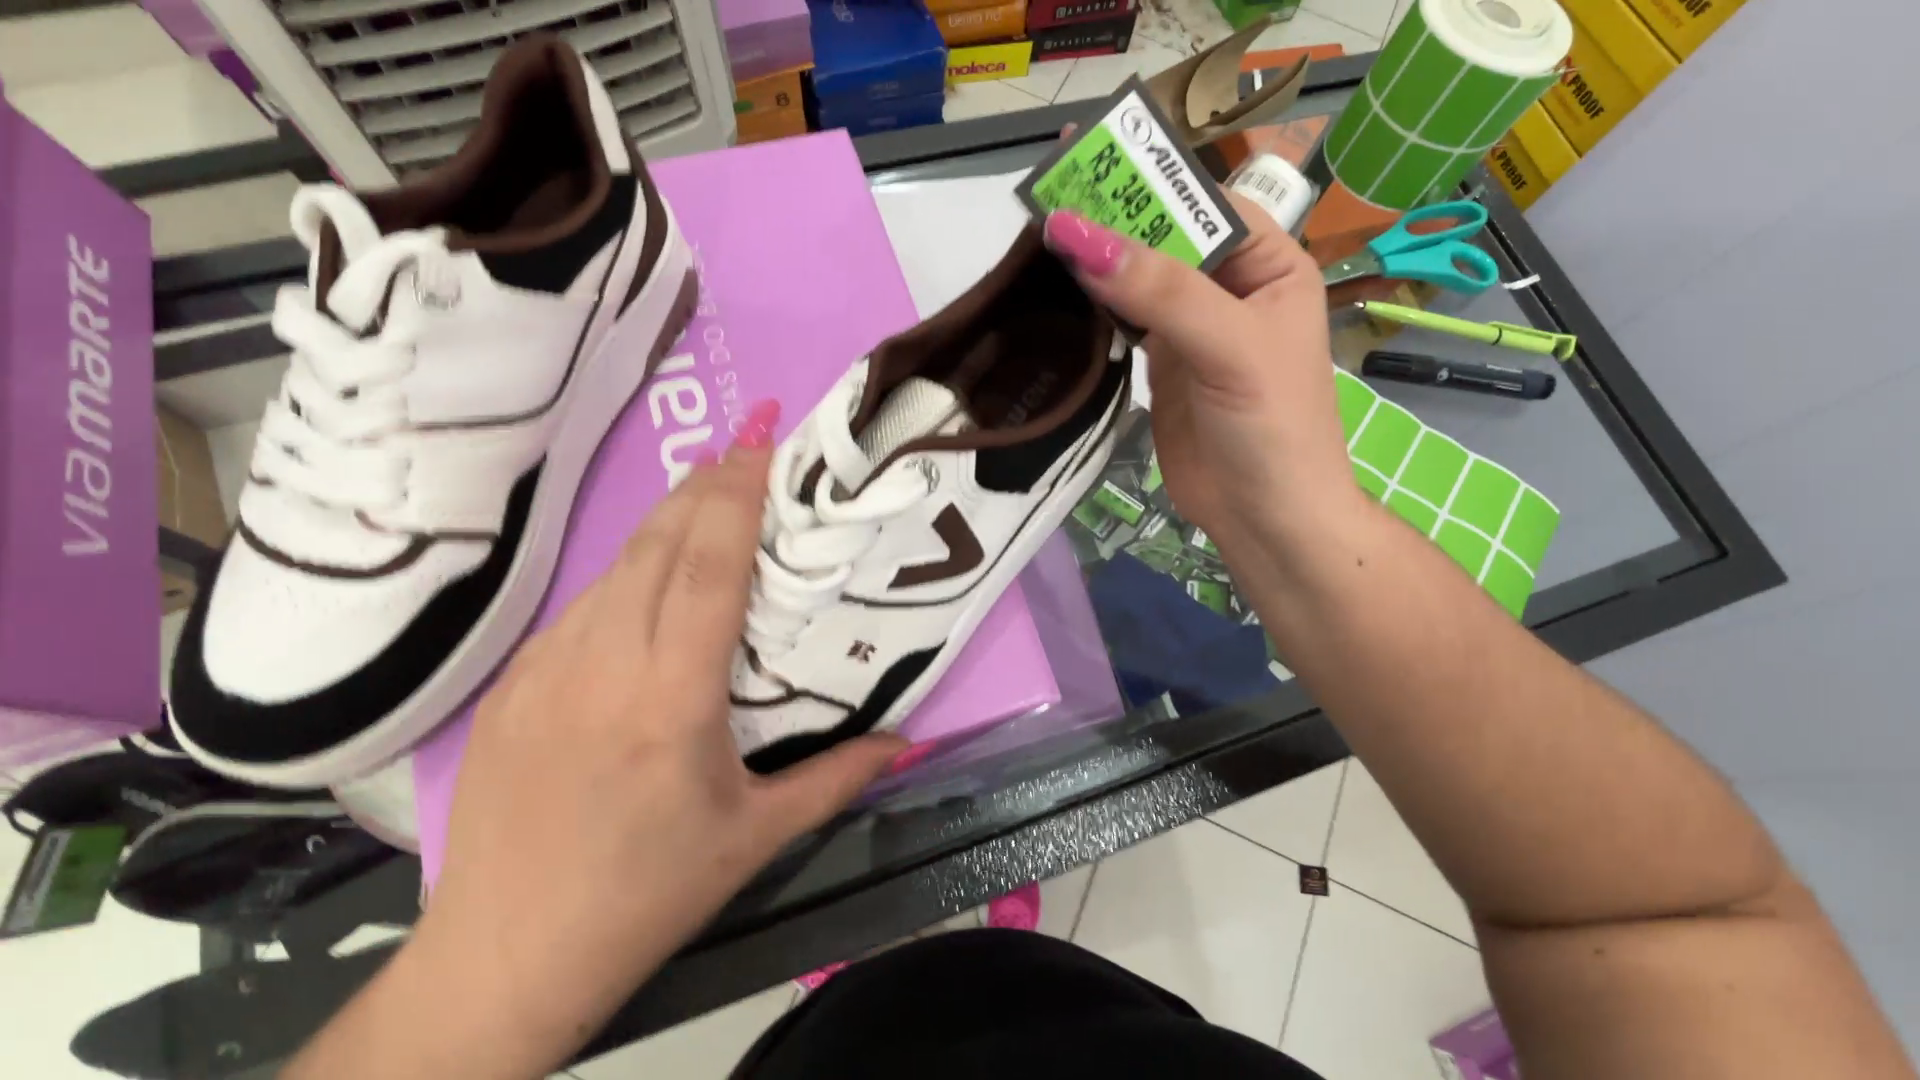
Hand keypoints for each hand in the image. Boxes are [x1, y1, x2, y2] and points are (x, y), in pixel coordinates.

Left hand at [416, 416, 906, 1067]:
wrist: (506, 951)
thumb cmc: (648, 895)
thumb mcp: (756, 838)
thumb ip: (838, 778)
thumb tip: (906, 740)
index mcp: (671, 699)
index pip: (707, 567)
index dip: (737, 495)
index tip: (763, 438)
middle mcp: (603, 665)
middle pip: (659, 545)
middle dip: (707, 483)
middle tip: (750, 441)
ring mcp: (545, 669)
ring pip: (616, 569)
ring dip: (667, 524)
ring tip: (710, 496)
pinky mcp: (511, 683)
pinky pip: (582, 608)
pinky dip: (627, 577)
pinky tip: (651, 585)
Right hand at [1042, 201, 1359, 552]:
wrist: (1264, 518)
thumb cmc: (1271, 426)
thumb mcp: (1228, 347)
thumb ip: (1159, 290)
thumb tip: (1076, 234)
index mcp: (1269, 264)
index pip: (1204, 204)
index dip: (1147, 182)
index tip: (1083, 161)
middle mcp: (1230, 287)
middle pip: (1163, 236)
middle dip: (1111, 217)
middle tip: (1044, 193)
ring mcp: (1191, 326)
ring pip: (1137, 276)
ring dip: (1095, 259)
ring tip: (1036, 232)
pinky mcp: (1161, 363)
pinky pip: (1121, 318)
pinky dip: (1090, 304)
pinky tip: (1054, 287)